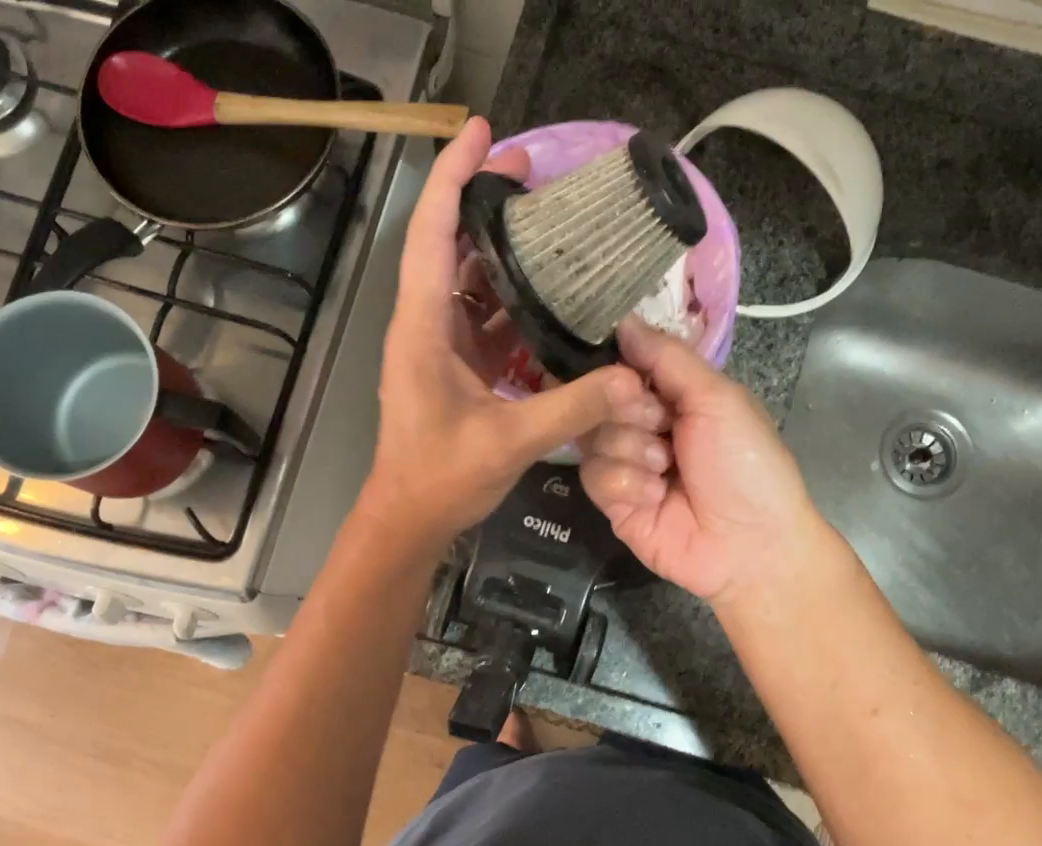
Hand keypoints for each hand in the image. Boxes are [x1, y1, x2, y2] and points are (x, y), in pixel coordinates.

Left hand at [362, 117, 659, 548]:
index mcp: (423, 328)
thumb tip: (633, 380)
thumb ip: (572, 409)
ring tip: (548, 225)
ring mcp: (439, 345)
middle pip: (449, 245)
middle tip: (531, 171)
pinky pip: (483, 317)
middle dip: (484, 203)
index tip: (483, 132)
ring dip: (501, 251)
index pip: (432, 233)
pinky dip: (512, 300)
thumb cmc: (441, 478)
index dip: (454, 178)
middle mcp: (425, 325)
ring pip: (467, 280)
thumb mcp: (509, 442)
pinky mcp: (454, 366)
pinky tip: (550, 295)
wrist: (409, 517)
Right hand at [579, 318, 826, 602]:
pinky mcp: (613, 502)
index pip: (624, 365)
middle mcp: (646, 426)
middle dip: (628, 411)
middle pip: (600, 400)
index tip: (628, 377)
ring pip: (592, 437)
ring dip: (631, 450)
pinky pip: (593, 475)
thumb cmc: (746, 463)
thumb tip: (623, 319)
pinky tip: (655, 495)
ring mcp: (627, 465)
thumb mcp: (717, 398)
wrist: (752, 543)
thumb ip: (667, 357)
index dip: (618, 367)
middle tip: (660, 424)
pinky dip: (624, 481)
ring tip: (666, 469)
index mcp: (675, 396)